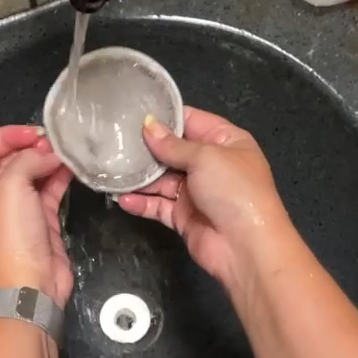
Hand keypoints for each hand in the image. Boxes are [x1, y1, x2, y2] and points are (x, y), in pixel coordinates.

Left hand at [0, 125, 75, 306]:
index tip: (33, 132)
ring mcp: (20, 208)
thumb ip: (26, 161)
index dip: (7, 135)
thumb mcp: (11, 188)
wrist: (32, 283)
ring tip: (66, 152)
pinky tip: (73, 167)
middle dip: (31, 146)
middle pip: (10, 159)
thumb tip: (48, 154)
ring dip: (48, 160)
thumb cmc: (13, 235)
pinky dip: (60, 176)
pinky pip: (50, 190)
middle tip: (53, 144)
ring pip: (33, 173)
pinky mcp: (42, 219)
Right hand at [116, 108, 294, 289]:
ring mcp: (196, 193)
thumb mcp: (206, 157)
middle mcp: (210, 165)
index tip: (135, 112)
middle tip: (115, 141)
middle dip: (147, 148)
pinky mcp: (183, 217)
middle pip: (173, 151)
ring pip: (162, 181)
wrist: (244, 245)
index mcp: (225, 141)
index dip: (166, 117)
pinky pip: (158, 206)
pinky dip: (141, 203)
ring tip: (113, 170)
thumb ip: (173, 145)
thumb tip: (148, 126)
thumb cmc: (233, 190)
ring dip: (140, 178)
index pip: (192, 121)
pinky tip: (122, 199)